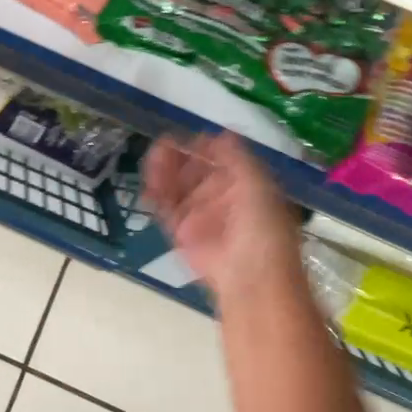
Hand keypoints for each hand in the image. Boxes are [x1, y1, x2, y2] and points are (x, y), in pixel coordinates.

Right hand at [142, 133, 300, 299]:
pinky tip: (149, 185)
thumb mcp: (258, 187)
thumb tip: (222, 132)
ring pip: (175, 186)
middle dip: (178, 157)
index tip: (188, 138)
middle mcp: (220, 196)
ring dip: (163, 172)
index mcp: (242, 184)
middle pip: (193, 169)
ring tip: (152, 161)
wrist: (250, 278)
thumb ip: (238, 158)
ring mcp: (199, 214)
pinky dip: (155, 194)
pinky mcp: (181, 231)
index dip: (202, 146)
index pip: (218, 158)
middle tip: (162, 146)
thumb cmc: (262, 229)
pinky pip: (165, 207)